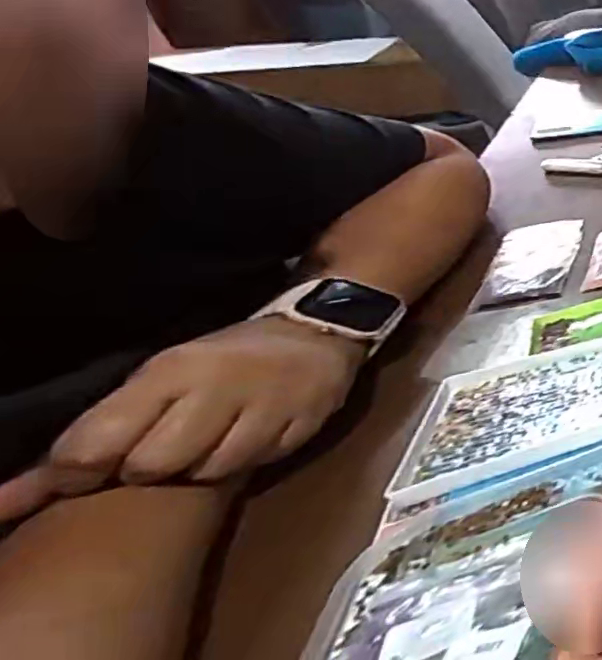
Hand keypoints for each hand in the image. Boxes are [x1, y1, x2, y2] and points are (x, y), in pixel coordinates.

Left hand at [0, 316, 363, 519]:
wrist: (323, 328)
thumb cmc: (225, 359)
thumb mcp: (156, 383)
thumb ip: (90, 439)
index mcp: (176, 370)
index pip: (93, 446)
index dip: (82, 470)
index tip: (97, 467)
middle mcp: (224, 384)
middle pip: (155, 463)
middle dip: (154, 468)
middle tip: (169, 452)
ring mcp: (275, 400)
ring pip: (213, 469)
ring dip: (207, 465)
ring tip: (217, 443)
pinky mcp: (311, 416)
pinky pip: (265, 457)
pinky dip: (255, 454)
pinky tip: (257, 434)